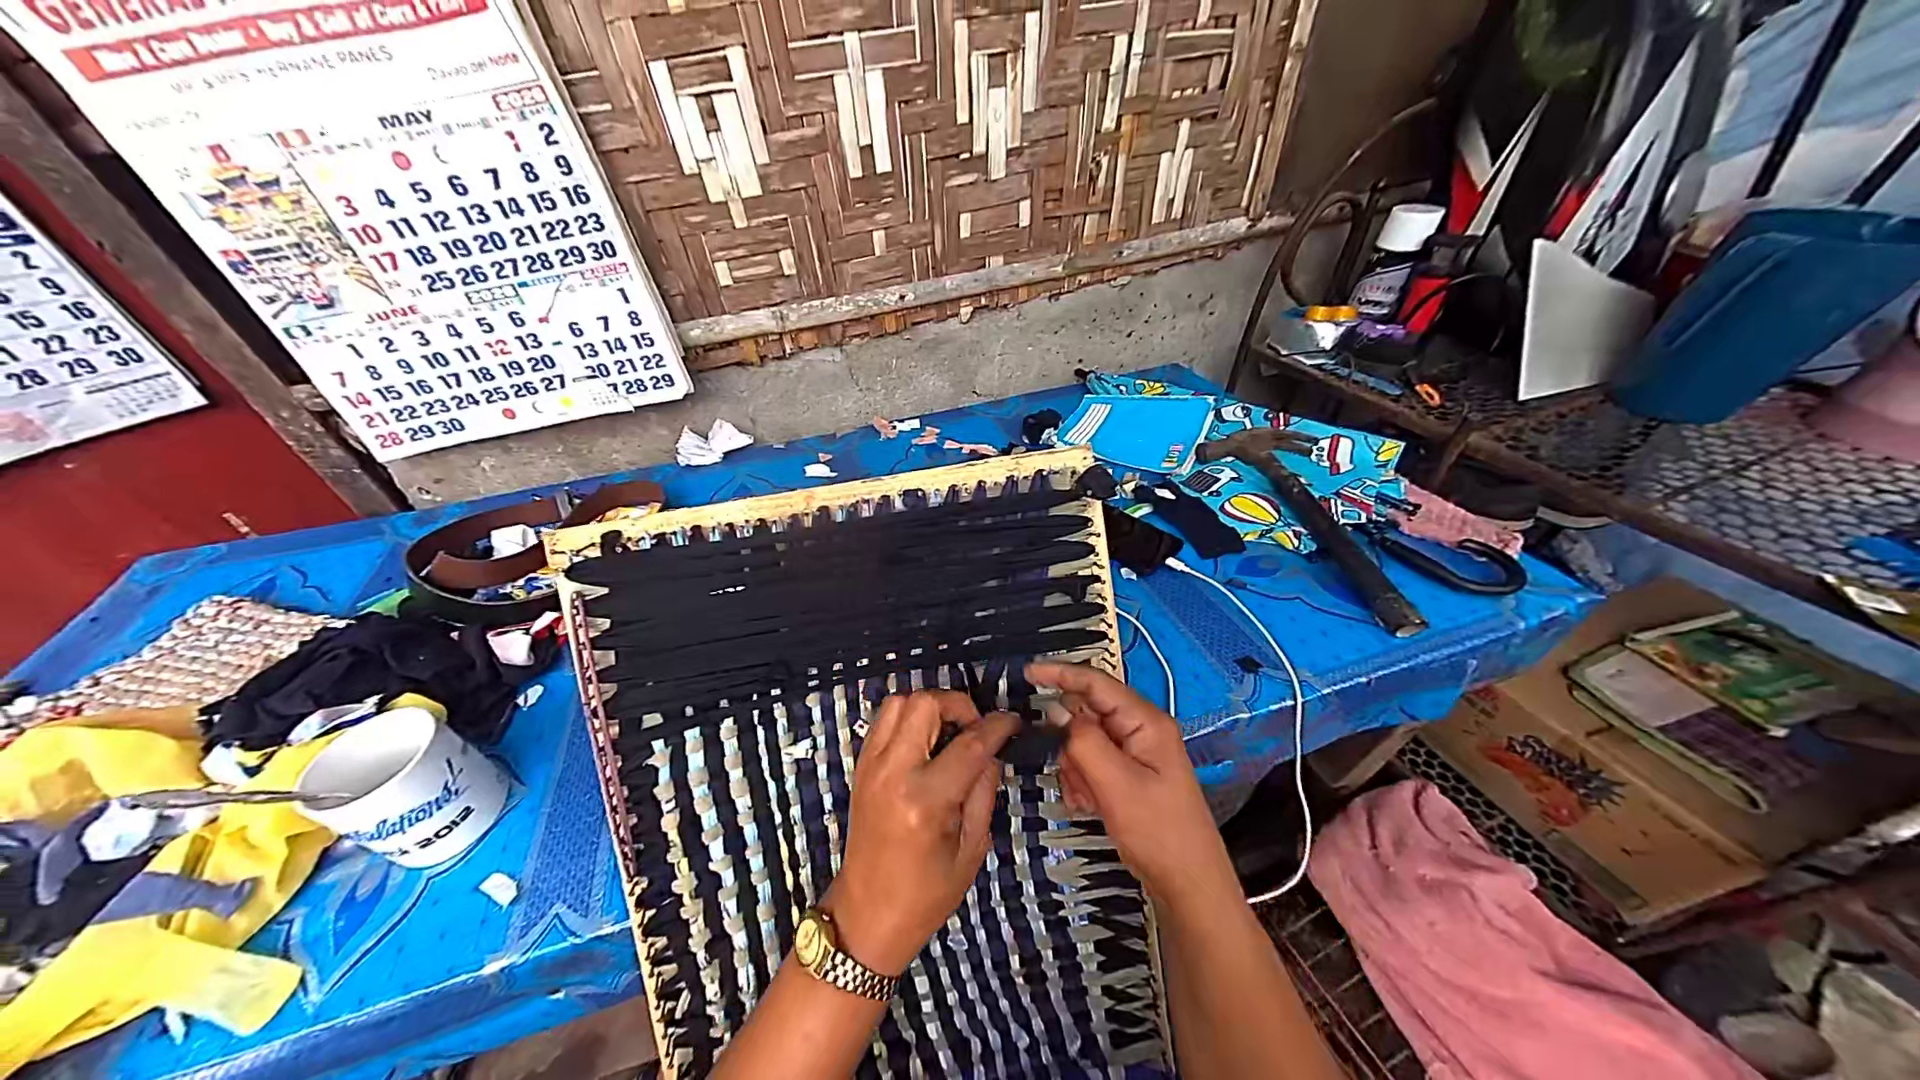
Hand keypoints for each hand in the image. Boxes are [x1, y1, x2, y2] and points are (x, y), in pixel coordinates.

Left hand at [824, 690, 1018, 975]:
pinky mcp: (860, 766)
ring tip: (949, 732)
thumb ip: (984, 791)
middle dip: (959, 706)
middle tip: (975, 728)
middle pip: (926, 704)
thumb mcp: (971, 848)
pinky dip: (907, 718)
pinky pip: (883, 720)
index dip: (998, 726)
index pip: (970, 743)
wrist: (867, 913)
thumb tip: (991, 751)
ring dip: (930, 707)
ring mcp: (870, 766)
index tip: (1014, 722)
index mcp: (925, 800)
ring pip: (899, 702)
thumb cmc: (925, 893)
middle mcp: (893, 773)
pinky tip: (925, 741)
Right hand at [1027, 662, 1237, 908]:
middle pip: (1086, 713)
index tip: (1026, 672)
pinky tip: (1091, 805)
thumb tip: (1058, 711)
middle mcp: (1139, 729)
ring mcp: (1134, 751)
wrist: (1188, 884)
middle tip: (1075, 778)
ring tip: (1089, 798)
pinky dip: (1082, 781)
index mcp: (1145, 721)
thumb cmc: (1158, 833)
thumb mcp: (1116, 785)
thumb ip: (1083, 741)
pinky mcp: (1127, 773)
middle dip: (1070, 743)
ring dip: (1076, 767)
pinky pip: (1089, 762)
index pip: (1096, 682)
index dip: (1060, 673)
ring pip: (1083, 740)